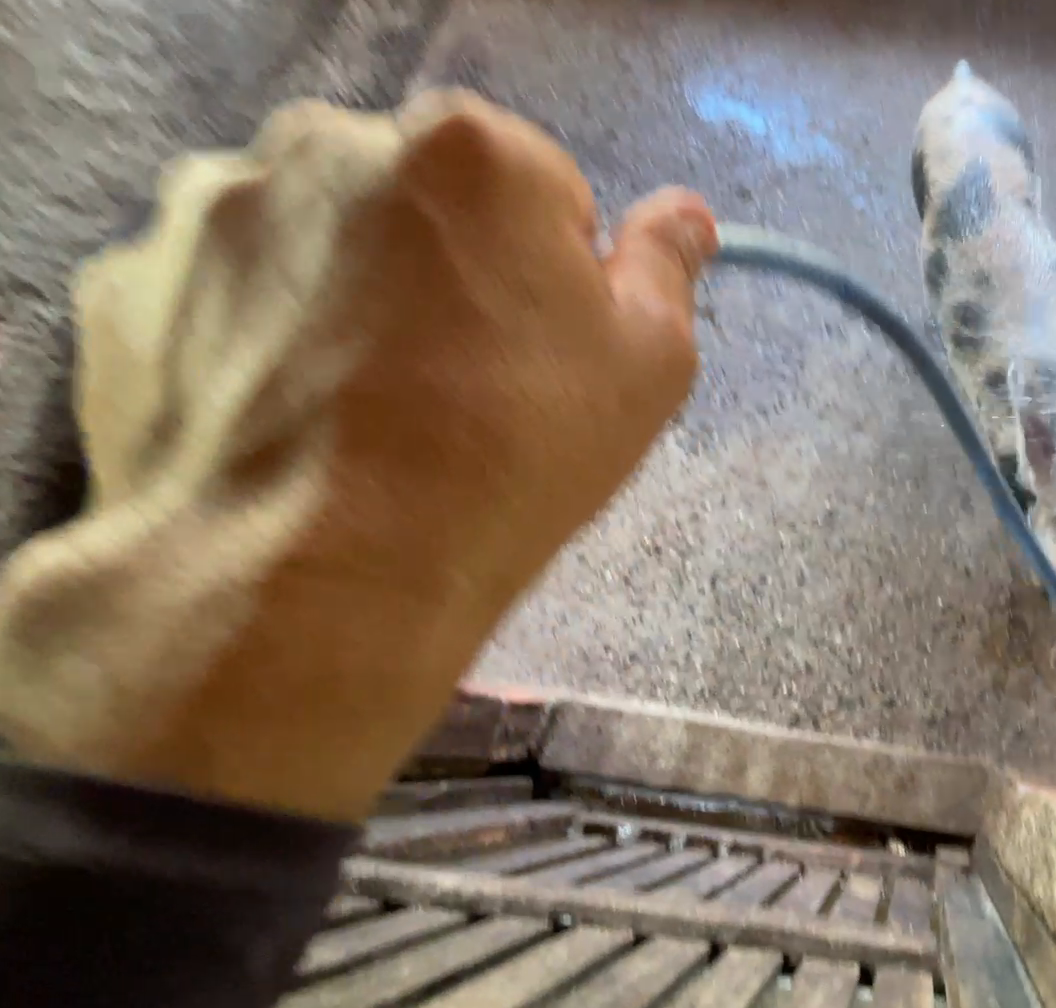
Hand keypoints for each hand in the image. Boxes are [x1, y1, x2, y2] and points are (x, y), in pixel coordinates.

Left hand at [0, 91, 715, 821]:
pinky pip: (240, 294)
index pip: (548, 192)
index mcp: (472, 152)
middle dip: (463, 269)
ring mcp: (211, 211)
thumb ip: (667, 268)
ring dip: (366, 296)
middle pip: (435, 204)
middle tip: (478, 379)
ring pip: (333, 242)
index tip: (553, 349)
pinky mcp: (129, 286)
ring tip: (385, 408)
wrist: (325, 573)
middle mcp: (328, 144)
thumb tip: (684, 214)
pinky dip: (274, 337)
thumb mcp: (651, 364)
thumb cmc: (522, 451)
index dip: (564, 277)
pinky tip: (302, 416)